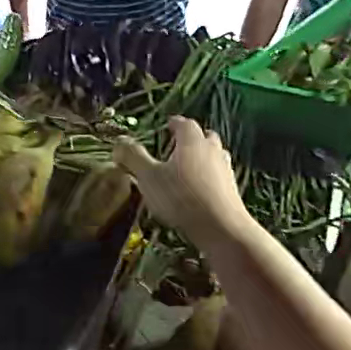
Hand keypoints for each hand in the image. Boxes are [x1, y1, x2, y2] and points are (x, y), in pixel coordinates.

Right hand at [115, 116, 252, 246]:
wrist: (220, 226)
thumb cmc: (180, 197)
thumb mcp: (149, 177)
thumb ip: (134, 158)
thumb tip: (119, 142)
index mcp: (192, 141)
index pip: (184, 124)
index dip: (174, 123)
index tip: (166, 125)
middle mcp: (212, 150)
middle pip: (204, 136)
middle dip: (191, 138)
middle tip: (177, 146)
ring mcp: (225, 169)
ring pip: (214, 155)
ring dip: (202, 157)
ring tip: (187, 167)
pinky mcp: (231, 188)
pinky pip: (218, 174)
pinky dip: (208, 176)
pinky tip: (198, 188)